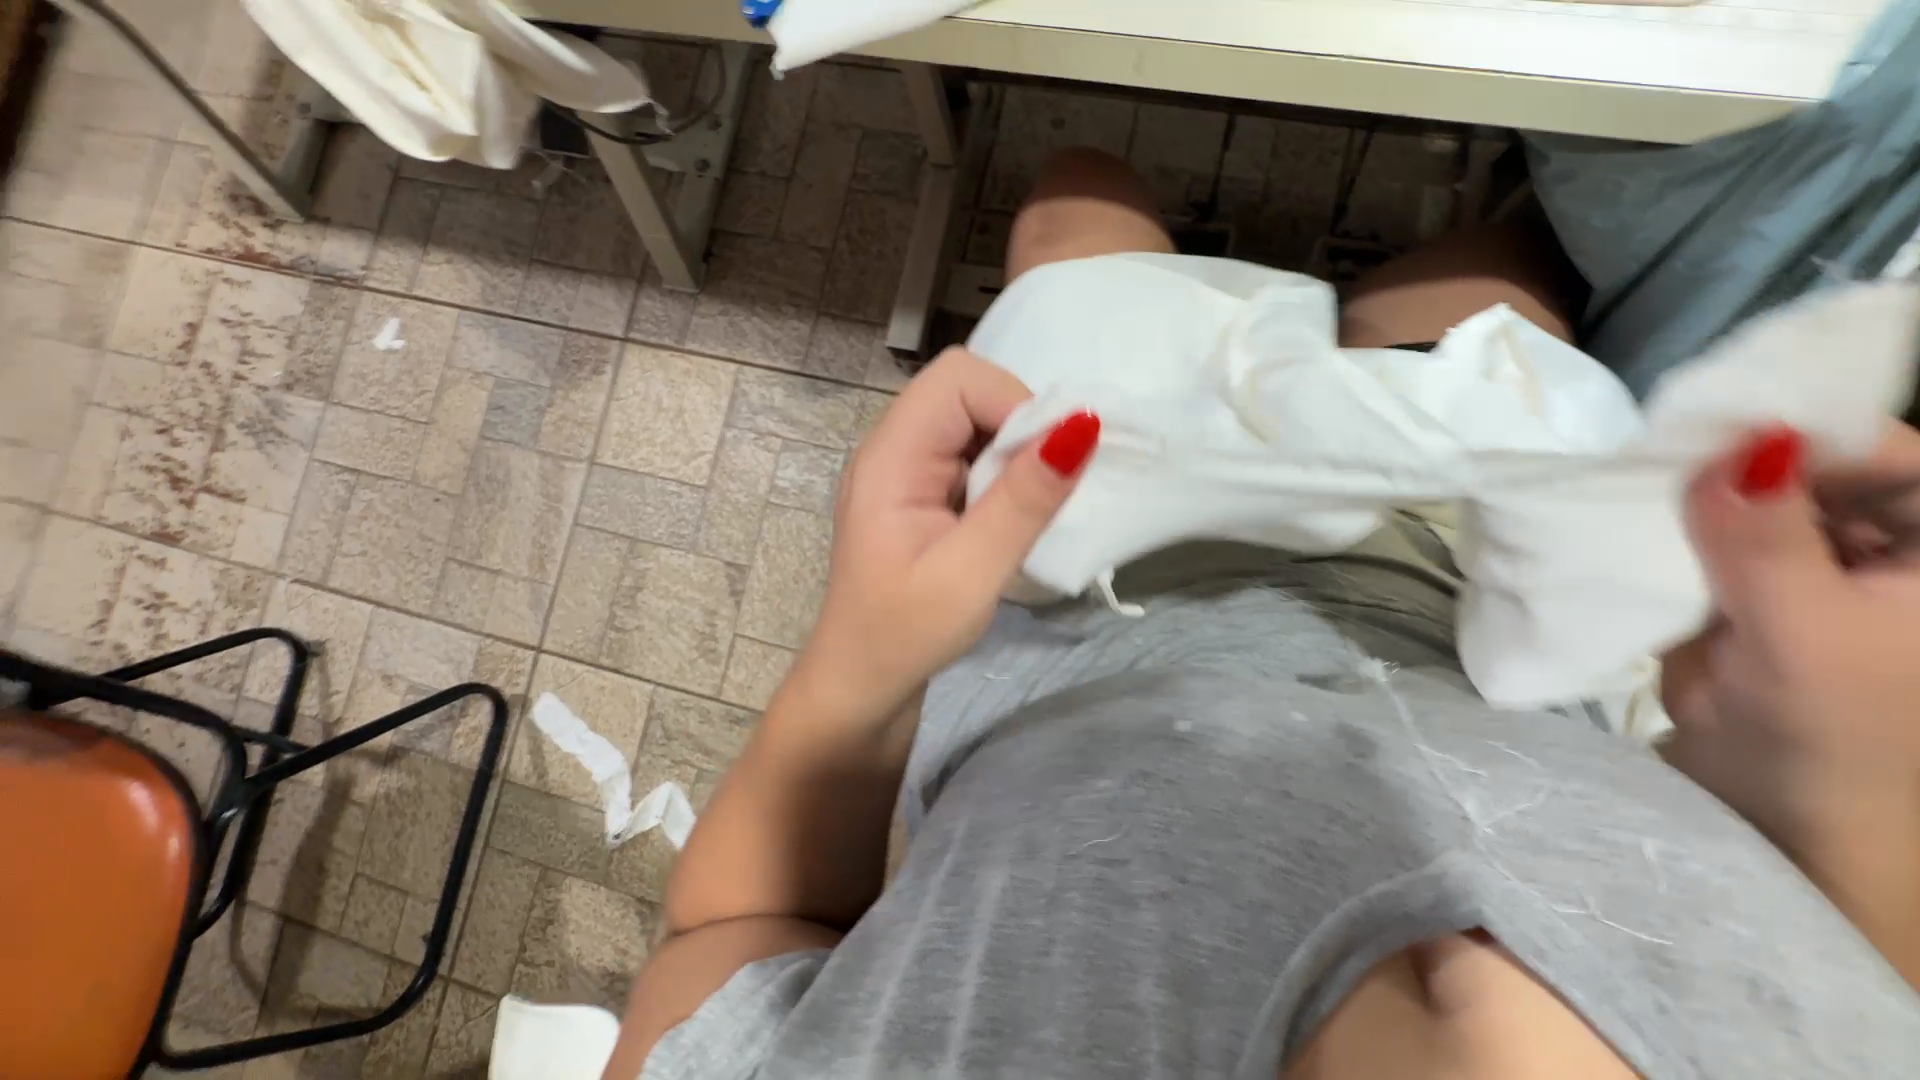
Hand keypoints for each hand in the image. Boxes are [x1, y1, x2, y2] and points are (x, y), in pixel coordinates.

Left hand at [781, 348, 1098, 726]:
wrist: (859, 687)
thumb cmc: (905, 637)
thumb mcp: (971, 573)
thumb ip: (1023, 500)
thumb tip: (1082, 425)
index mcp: (890, 456)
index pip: (958, 379)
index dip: (1014, 402)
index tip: (1049, 463)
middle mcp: (892, 449)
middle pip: (966, 392)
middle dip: (1018, 428)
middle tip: (1040, 491)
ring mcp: (904, 472)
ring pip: (973, 423)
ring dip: (1013, 455)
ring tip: (1022, 512)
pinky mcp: (920, 496)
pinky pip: (969, 457)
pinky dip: (1001, 475)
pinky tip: (1007, 520)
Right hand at [1662, 423, 1919, 796]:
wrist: (1766, 802)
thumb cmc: (1824, 729)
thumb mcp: (1802, 634)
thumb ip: (1768, 541)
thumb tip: (1739, 446)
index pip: (1901, 459)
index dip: (1821, 438)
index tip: (1725, 430)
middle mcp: (1895, 546)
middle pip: (1828, 468)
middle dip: (1754, 459)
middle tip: (1672, 451)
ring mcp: (1825, 563)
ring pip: (1768, 495)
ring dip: (1710, 491)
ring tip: (1648, 479)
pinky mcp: (1759, 583)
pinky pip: (1724, 531)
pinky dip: (1685, 522)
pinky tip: (1645, 517)